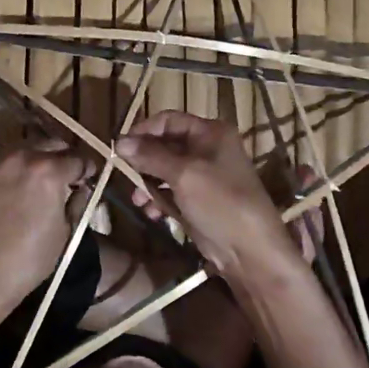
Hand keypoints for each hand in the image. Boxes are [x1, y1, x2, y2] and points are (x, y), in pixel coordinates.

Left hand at [0, 144, 88, 326]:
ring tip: (36, 182)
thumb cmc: (31, 258)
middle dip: (62, 158)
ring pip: (22, 150)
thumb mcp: (67, 230)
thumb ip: (77, 200)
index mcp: (49, 171)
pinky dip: (10, 172)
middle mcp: (20, 158)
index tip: (87, 179)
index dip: (87, 169)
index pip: (79, 157)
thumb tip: (81, 187)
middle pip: (50, 144)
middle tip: (64, 177)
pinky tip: (10, 192)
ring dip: (35, 160)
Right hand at [116, 112, 306, 286]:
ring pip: (165, 171)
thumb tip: (119, 142)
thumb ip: (151, 156)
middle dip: (143, 161)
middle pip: (165, 145)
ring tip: (137, 200)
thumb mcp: (184, 174)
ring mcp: (204, 175)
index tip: (119, 148)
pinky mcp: (199, 199)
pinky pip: (172, 192)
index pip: (169, 120)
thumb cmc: (220, 201)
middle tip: (124, 177)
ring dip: (148, 184)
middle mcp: (208, 148)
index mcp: (211, 132)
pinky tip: (152, 213)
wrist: (249, 247)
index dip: (143, 131)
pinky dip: (159, 200)